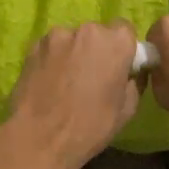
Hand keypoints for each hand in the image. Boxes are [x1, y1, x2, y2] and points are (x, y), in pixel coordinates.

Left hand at [0, 22, 141, 168]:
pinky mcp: (34, 46)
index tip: (118, 68)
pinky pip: (52, 48)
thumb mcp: (127, 109)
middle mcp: (87, 30)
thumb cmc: (90, 126)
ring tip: (67, 82)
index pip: (125, 30)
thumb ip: (135, 81)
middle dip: (97, 50)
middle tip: (92, 77)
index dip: (123, 49)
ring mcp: (57, 36)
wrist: (39, 138)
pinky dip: (54, 60)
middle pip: (97, 34)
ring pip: (72, 40)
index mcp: (116, 42)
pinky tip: (50, 83)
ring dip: (74, 54)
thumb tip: (131, 73)